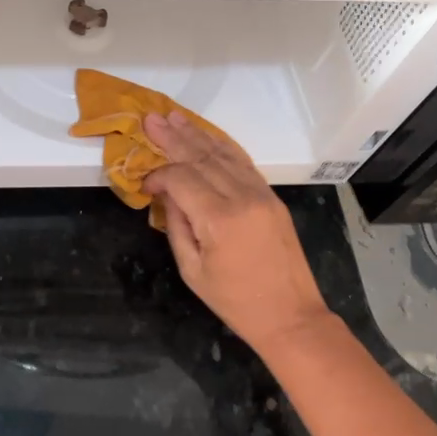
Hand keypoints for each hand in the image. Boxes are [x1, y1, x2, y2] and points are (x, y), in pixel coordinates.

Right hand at [142, 112, 331, 354]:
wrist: (291, 317)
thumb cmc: (235, 301)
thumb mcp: (192, 271)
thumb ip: (175, 225)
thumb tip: (166, 193)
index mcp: (219, 220)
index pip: (181, 179)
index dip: (159, 176)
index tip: (145, 184)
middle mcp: (241, 198)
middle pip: (201, 158)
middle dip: (173, 138)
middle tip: (151, 119)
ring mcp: (261, 194)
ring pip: (223, 154)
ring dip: (197, 135)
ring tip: (175, 118)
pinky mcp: (271, 197)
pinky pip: (243, 163)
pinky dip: (223, 146)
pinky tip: (206, 136)